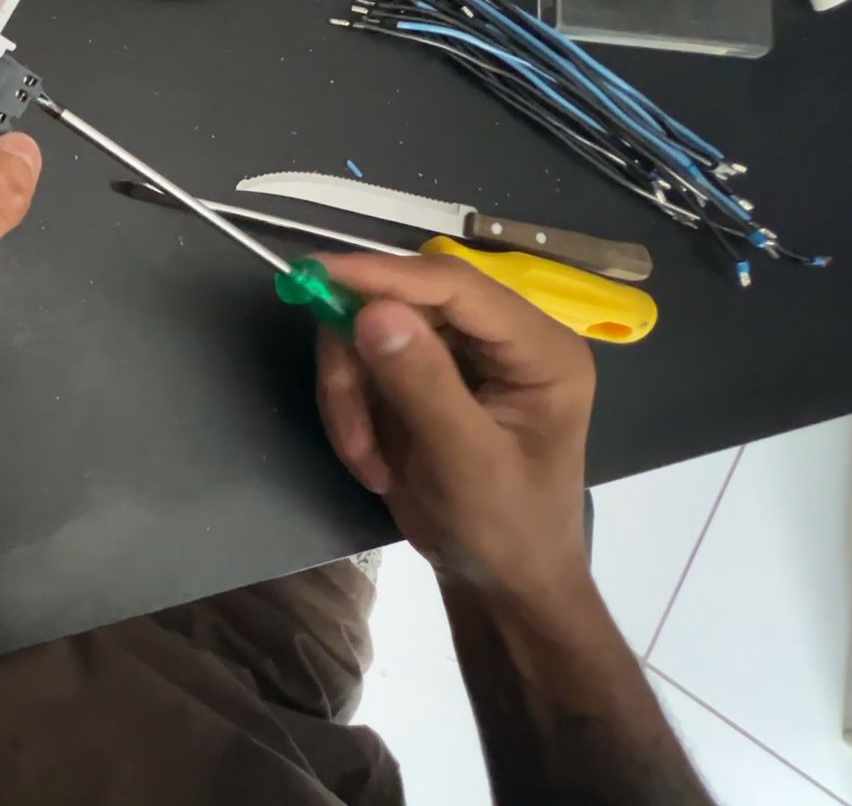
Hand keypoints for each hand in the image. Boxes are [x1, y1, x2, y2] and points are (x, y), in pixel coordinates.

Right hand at [313, 254, 596, 597]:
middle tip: (343, 412)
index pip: (452, 284)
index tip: (315, 274)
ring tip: (365, 454)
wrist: (495, 577)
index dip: (382, 274)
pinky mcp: (410, 372)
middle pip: (396, 304)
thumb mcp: (465, 460)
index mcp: (536, 347)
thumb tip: (371, 311)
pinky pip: (352, 364)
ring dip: (347, 396)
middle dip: (357, 360)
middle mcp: (492, 337)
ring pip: (362, 333)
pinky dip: (346, 408)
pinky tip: (370, 455)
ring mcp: (447, 354)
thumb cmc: (504, 527)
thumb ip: (422, 383)